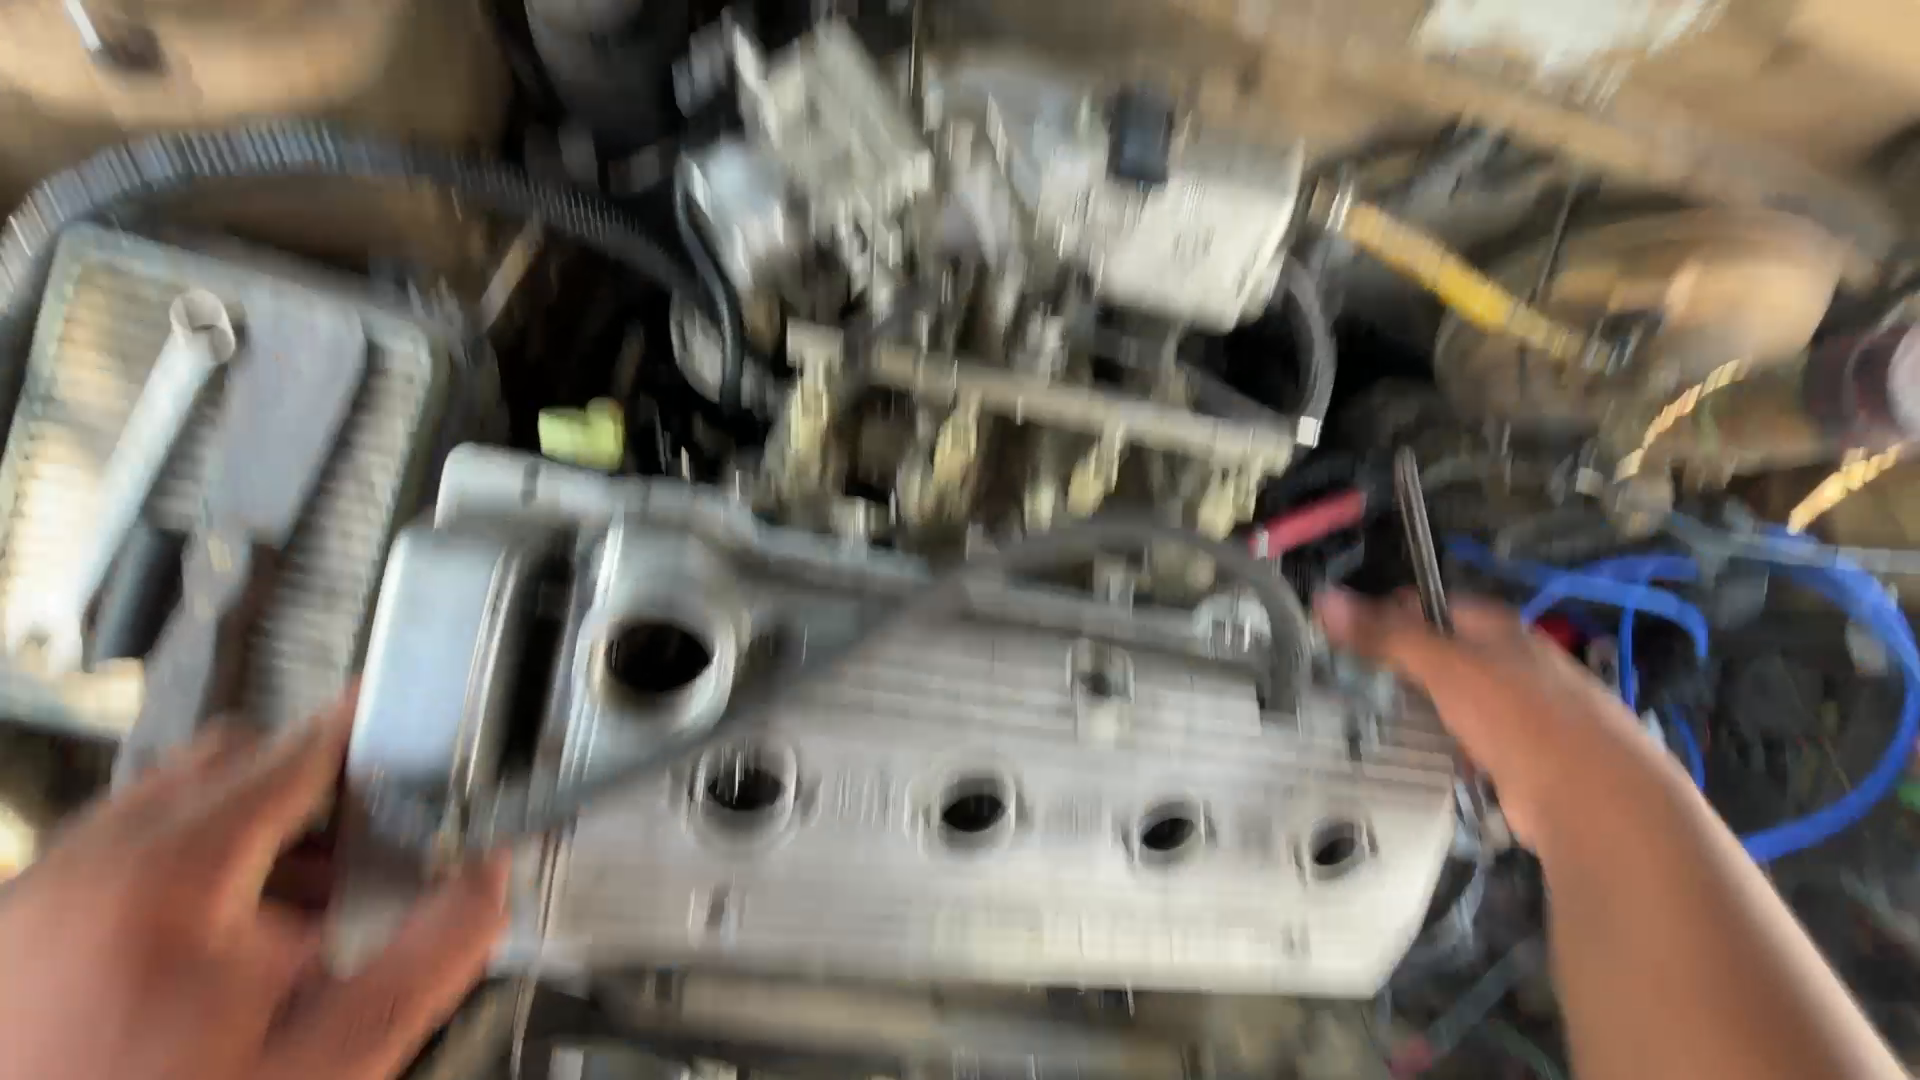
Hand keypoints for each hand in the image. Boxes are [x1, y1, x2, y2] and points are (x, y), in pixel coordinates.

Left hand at [0, 692, 508, 1079]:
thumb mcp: (331, 1058)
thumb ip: (432, 953)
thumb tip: (489, 877)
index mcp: (162, 882)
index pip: (290, 752)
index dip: (360, 725)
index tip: (396, 714)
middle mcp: (78, 874)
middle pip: (227, 758)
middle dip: (310, 779)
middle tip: (363, 828)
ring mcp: (29, 906)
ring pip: (169, 798)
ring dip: (253, 817)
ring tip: (302, 889)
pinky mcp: (11, 938)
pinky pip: (117, 848)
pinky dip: (191, 856)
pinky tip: (228, 931)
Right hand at [1314, 587, 1676, 843]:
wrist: (1595, 801)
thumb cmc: (1519, 716)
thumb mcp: (1443, 666)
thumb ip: (1383, 634)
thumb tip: (1322, 598)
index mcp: (1498, 628)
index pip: (1429, 605)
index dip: (1386, 614)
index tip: (1346, 637)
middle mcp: (1513, 661)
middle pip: (1439, 652)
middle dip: (1398, 667)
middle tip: (1351, 682)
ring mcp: (1521, 710)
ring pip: (1451, 699)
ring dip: (1419, 709)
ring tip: (1371, 720)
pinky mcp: (1521, 755)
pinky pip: (1466, 739)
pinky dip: (1443, 744)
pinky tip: (1417, 755)